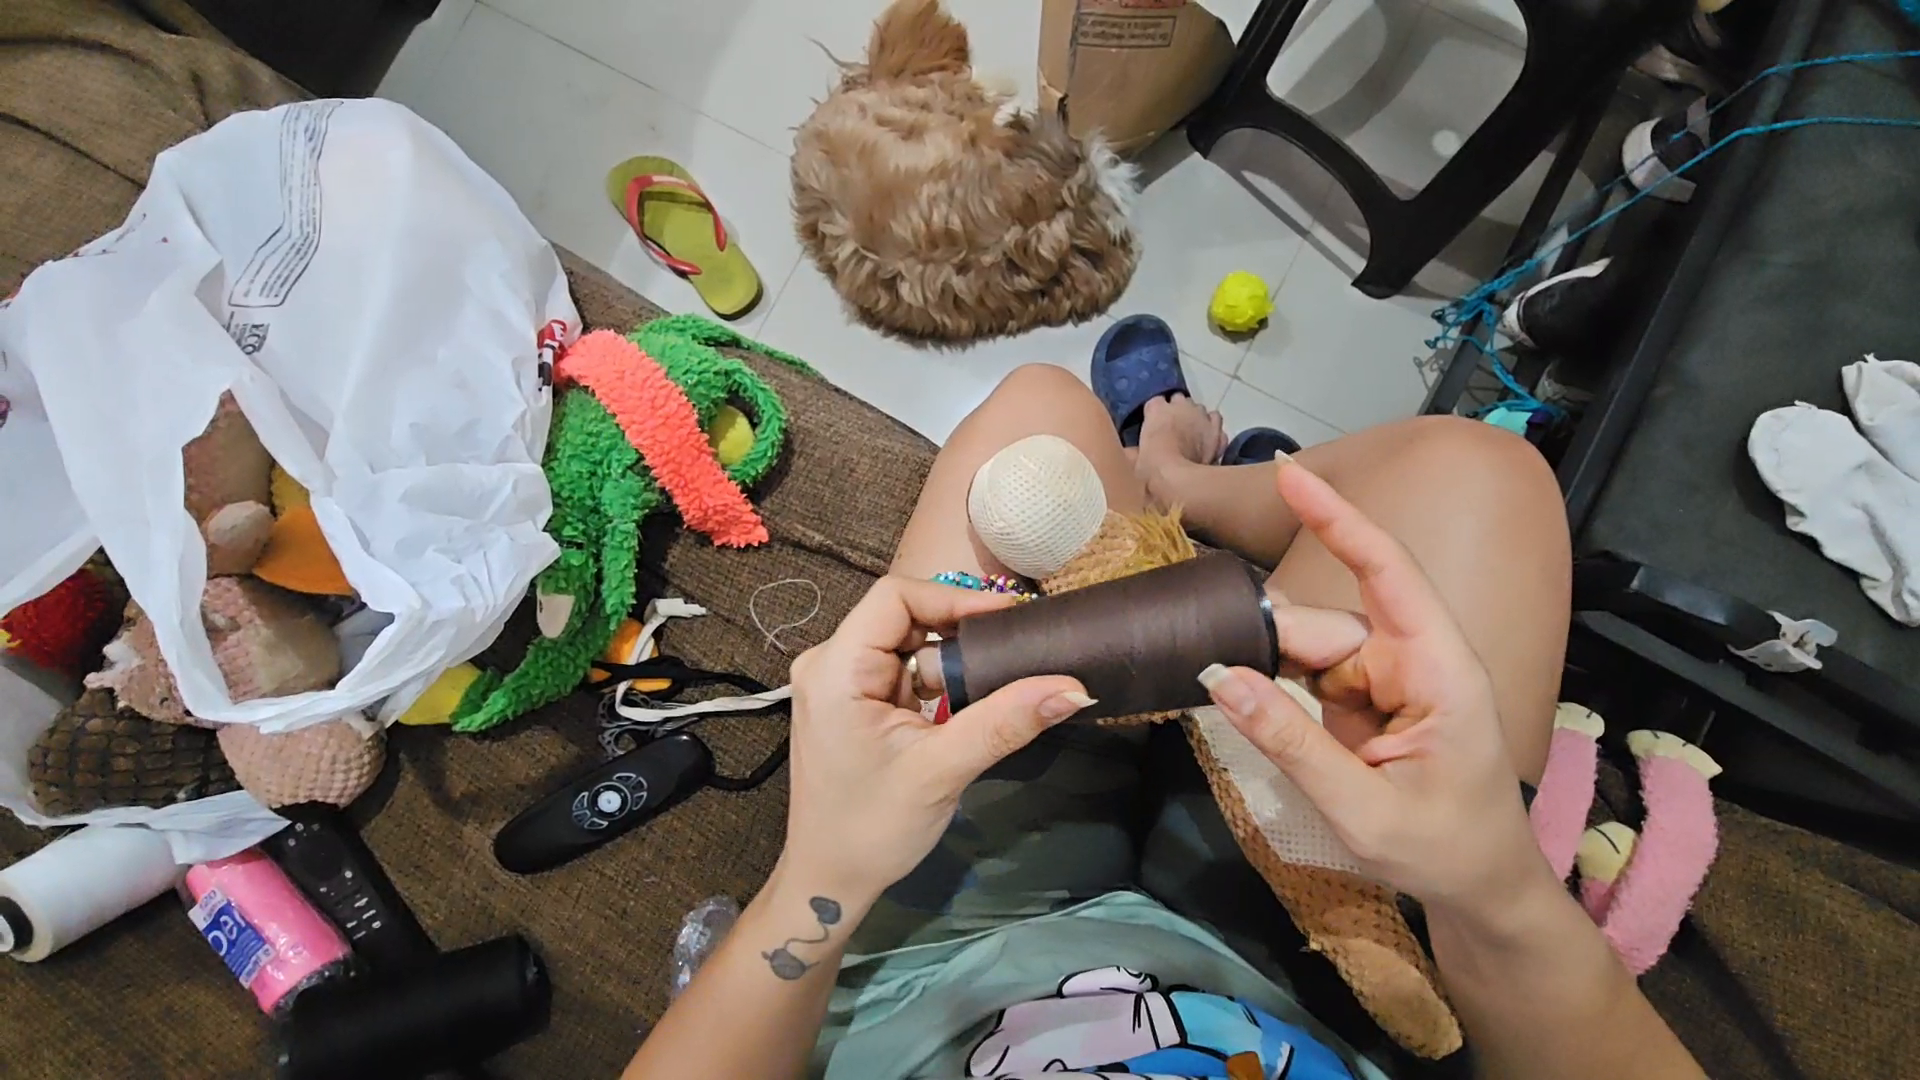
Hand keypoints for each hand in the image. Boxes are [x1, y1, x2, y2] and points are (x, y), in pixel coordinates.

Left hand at [780, 576, 1093, 903]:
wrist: (829, 881)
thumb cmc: (873, 828)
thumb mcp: (943, 769)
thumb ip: (1006, 722)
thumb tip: (1075, 688)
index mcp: (836, 667)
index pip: (896, 597)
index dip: (954, 598)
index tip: (1008, 618)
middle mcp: (831, 662)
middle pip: (903, 617)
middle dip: (959, 631)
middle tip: (1016, 646)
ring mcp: (840, 682)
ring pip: (908, 644)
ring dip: (952, 660)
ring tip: (1001, 674)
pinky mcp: (854, 701)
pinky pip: (904, 671)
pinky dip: (939, 681)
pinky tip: (970, 697)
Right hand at [1197, 458, 1548, 912]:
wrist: (1479, 888)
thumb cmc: (1443, 851)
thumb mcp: (1363, 808)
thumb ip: (1291, 743)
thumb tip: (1221, 678)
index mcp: (1438, 671)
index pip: (1388, 574)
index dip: (1339, 521)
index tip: (1288, 475)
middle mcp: (1411, 658)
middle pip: (1324, 622)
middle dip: (1271, 644)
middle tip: (1217, 679)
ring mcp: (1384, 675)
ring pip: (1306, 645)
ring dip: (1270, 667)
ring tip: (1248, 708)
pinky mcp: (1361, 694)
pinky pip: (1304, 670)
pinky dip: (1273, 680)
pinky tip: (1253, 698)